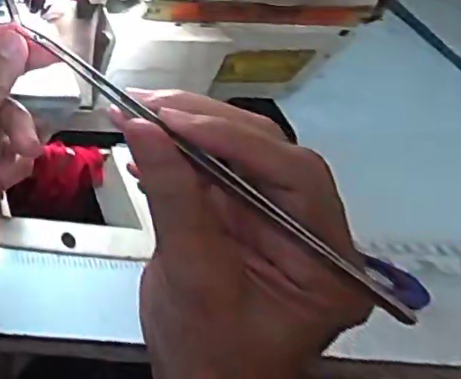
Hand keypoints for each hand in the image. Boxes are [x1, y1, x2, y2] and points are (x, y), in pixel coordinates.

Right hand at [119, 92, 371, 378]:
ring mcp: (269, 214)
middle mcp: (305, 229)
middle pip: (262, 149)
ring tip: (135, 113)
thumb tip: (144, 128)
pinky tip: (142, 142)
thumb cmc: (213, 358)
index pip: (294, 174)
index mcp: (324, 260)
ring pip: (231, 145)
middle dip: (200, 121)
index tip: (175, 122)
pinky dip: (170, 146)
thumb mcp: (194, 278)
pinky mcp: (235, 206)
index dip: (234, 139)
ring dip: (179, 125)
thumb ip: (173, 197)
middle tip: (148, 107)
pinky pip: (206, 160)